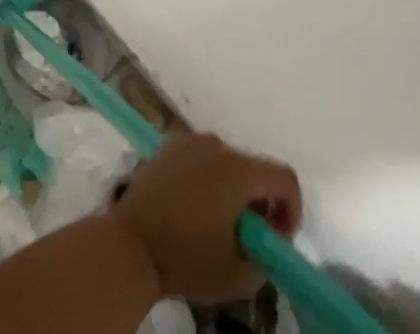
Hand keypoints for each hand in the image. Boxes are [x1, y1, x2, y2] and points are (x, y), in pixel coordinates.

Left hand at [108, 133, 302, 303]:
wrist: (127, 246)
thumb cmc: (184, 258)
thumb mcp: (237, 276)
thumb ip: (264, 260)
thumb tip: (263, 246)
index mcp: (238, 171)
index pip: (284, 178)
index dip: (292, 207)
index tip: (278, 237)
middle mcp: (215, 147)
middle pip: (254, 168)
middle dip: (260, 200)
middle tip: (250, 234)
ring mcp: (187, 143)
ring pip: (226, 162)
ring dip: (233, 188)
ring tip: (220, 221)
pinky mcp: (166, 149)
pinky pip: (201, 159)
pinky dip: (207, 178)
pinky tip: (195, 207)